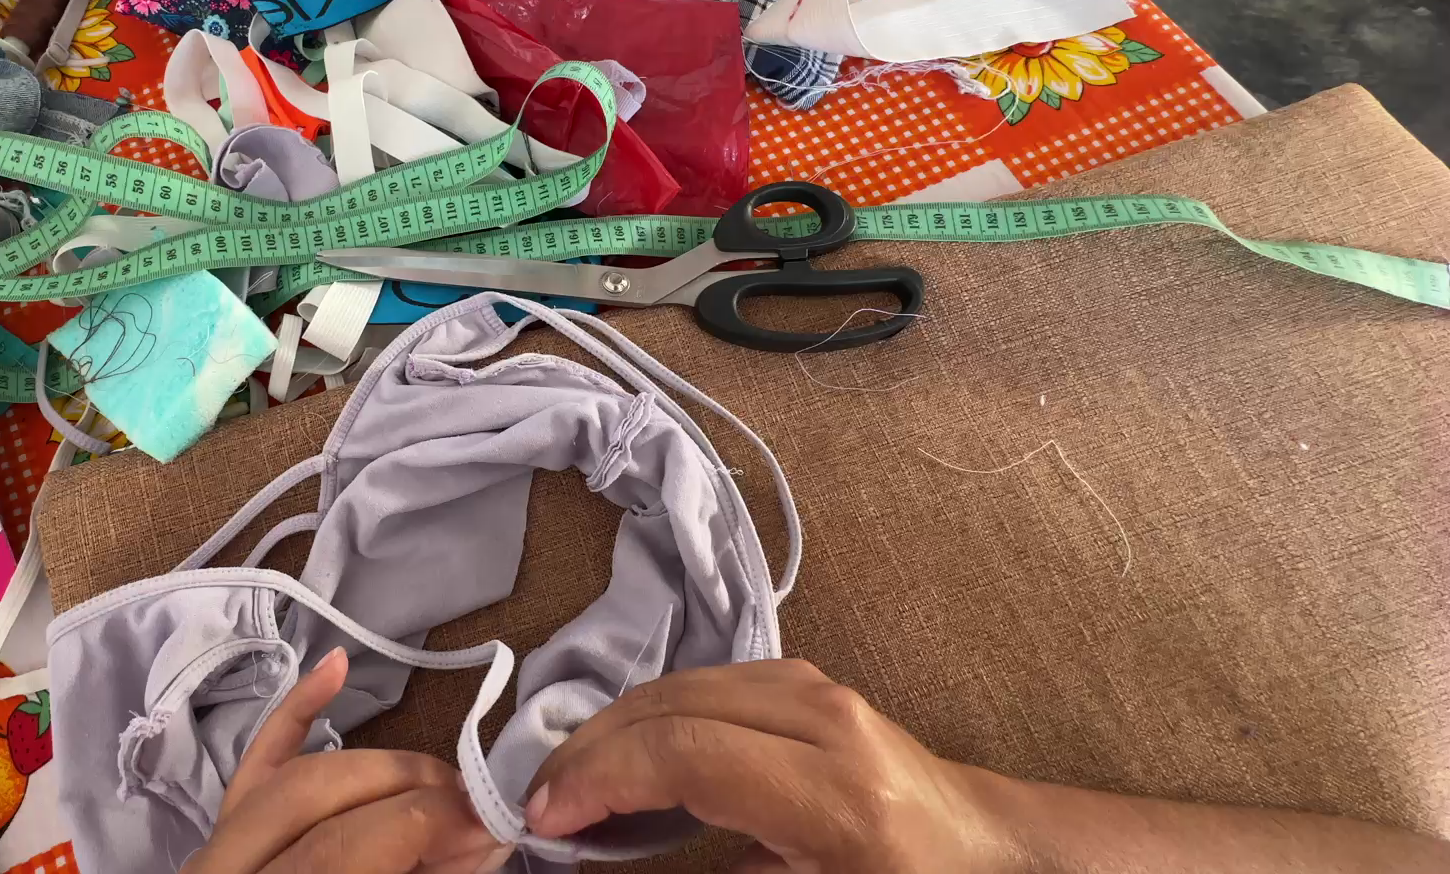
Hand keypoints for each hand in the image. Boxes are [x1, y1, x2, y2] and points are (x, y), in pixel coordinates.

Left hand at [185, 646, 513, 873]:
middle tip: (470, 807)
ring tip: (434, 775)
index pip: (356, 846)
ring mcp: (212, 854)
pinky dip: (295, 711)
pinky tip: (335, 666)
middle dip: (412, 791)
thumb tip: (483, 840)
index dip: (431, 823)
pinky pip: (254, 763)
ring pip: (296, 776)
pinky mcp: (217, 835)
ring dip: (375, 764)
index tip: (489, 823)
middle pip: (325, 801)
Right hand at [522, 660, 1016, 873]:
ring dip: (611, 729)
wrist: (992, 852)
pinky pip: (698, 685)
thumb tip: (620, 854)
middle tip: (540, 799)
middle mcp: (819, 717)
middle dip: (592, 751)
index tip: (546, 817)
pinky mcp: (796, 677)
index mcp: (837, 793)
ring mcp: (808, 685)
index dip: (602, 779)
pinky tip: (624, 749)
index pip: (686, 755)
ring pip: (676, 686)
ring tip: (570, 777)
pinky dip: (646, 715)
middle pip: (670, 707)